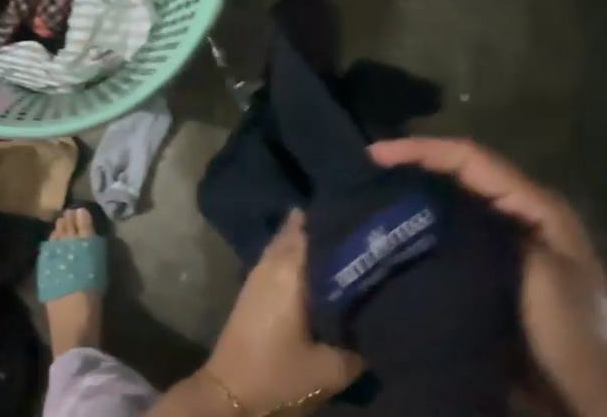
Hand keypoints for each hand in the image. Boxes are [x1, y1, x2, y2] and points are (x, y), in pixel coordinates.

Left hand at [203, 209, 363, 412]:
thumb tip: (377, 332)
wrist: (229, 395)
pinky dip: (294, 258)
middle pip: (296, 232)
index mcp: (289, 270)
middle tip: (354, 224)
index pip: (311, 228)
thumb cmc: (278, 375)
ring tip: (339, 243)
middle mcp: (271, 263)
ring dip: (306, 242)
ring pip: (284, 246)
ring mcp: (257, 276)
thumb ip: (356, 350)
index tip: (360, 212)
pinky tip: (314, 271)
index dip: (334, 219)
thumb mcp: (329, 369)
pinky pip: (277, 261)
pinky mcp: (252, 292)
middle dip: (321, 227)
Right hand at [368, 138, 606, 416]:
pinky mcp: (495, 278)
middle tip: (368, 174)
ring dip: (416, 199)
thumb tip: (433, 206)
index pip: (470, 159)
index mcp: (535, 206)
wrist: (598, 401)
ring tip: (373, 202)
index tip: (375, 155)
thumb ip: (496, 231)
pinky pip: (452, 243)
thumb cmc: (574, 332)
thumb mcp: (541, 274)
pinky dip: (424, 234)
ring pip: (453, 207)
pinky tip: (396, 243)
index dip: (422, 150)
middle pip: (459, 176)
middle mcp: (520, 218)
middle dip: (414, 167)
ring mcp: (507, 249)